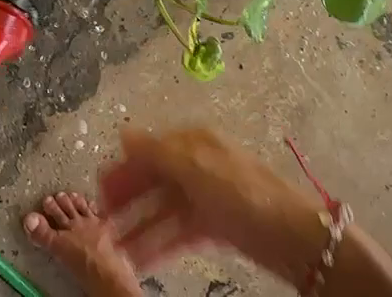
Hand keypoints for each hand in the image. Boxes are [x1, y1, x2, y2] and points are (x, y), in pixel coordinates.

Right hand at [97, 127, 325, 283]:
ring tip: (113, 248)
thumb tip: (124, 132)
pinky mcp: (213, 227)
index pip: (148, 151)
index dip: (123, 169)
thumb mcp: (196, 166)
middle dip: (126, 201)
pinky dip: (157, 244)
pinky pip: (176, 233)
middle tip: (100, 222)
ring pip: (161, 211)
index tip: (98, 190)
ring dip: (137, 227)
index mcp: (192, 142)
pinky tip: (137, 259)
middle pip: (153, 181)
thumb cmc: (242, 192)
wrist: (293, 235)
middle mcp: (196, 166)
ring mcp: (205, 197)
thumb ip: (157, 151)